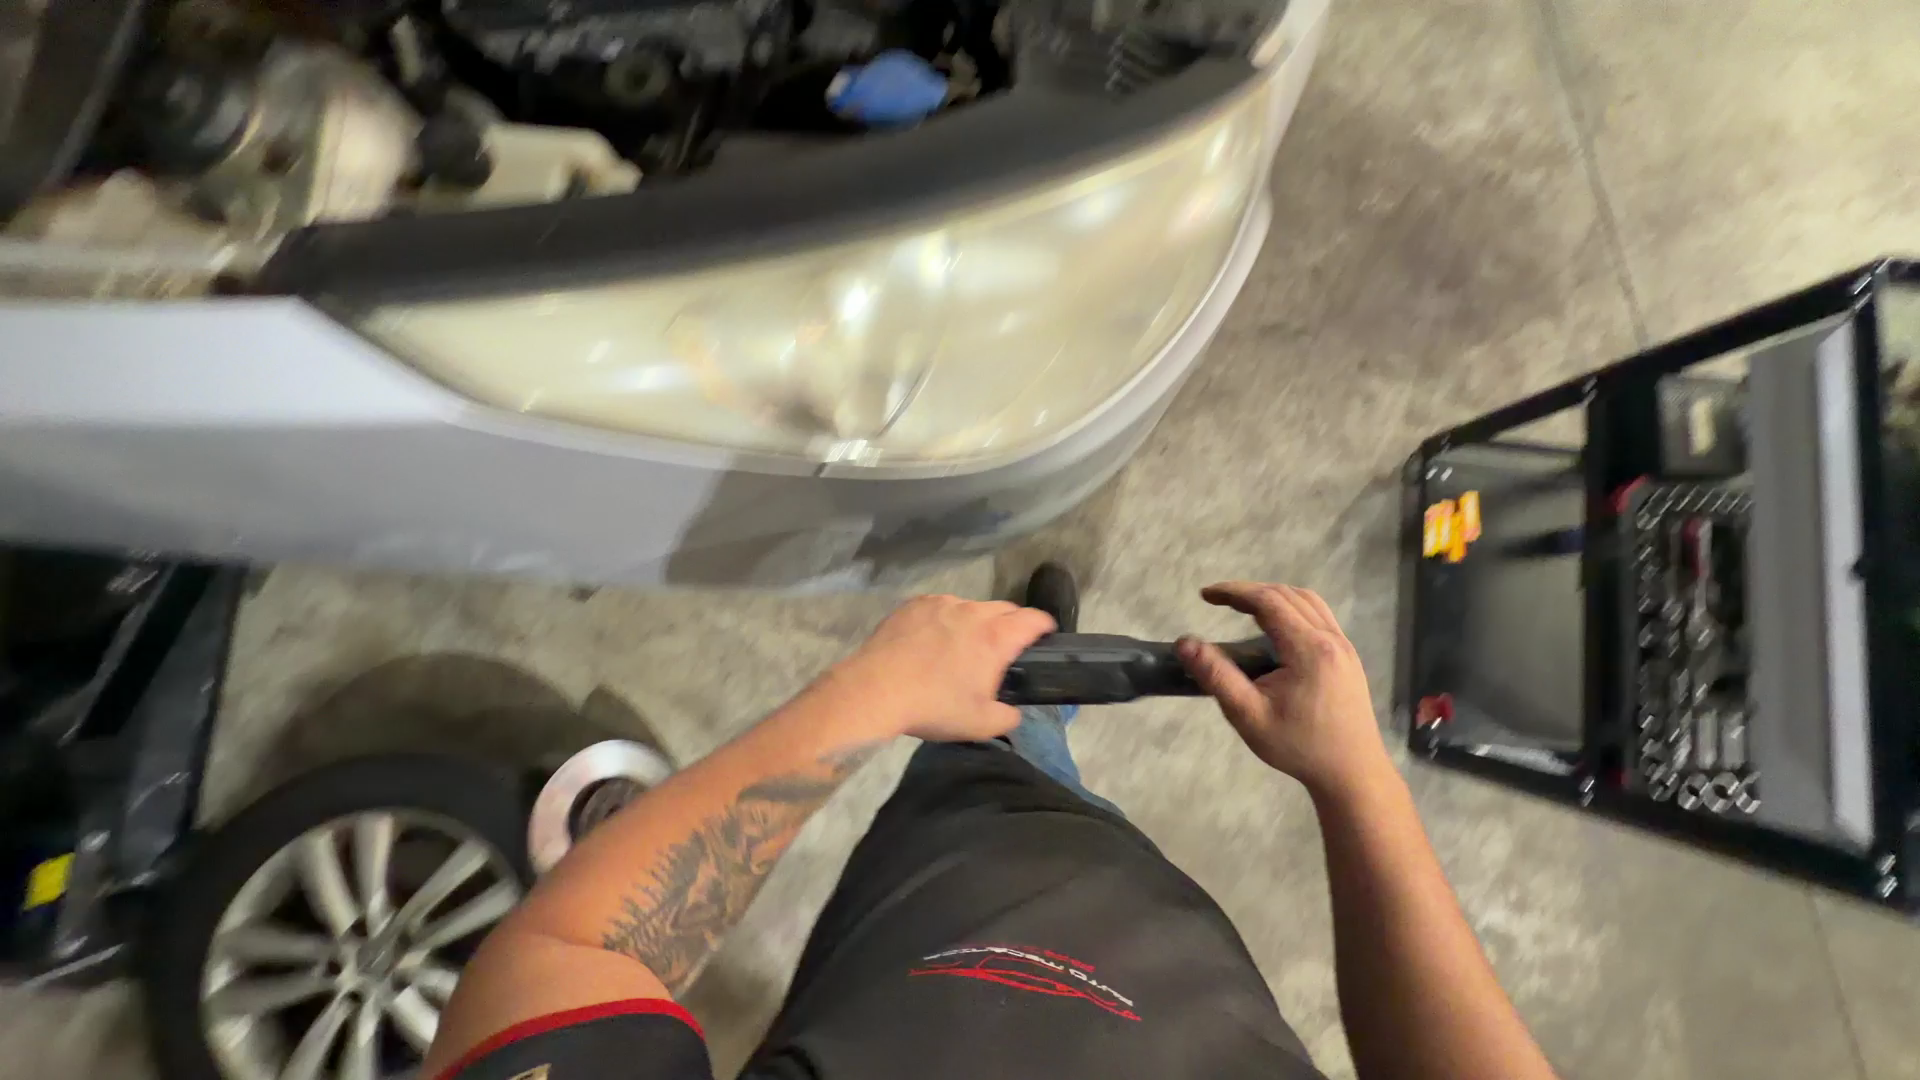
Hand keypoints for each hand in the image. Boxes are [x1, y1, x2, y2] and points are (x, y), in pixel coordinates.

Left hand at [826, 595, 1054, 741]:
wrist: (875, 690)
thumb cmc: (933, 706)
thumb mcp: (980, 725)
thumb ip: (1008, 717)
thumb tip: (1012, 711)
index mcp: (995, 637)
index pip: (1034, 619)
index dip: (1044, 626)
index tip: (1045, 636)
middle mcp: (972, 612)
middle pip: (1004, 609)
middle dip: (1011, 624)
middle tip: (1003, 649)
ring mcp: (941, 604)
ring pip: (970, 607)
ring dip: (974, 622)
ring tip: (961, 647)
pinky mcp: (914, 604)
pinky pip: (940, 607)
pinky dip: (944, 620)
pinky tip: (930, 642)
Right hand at [1176, 582, 1391, 798]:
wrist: (1353, 774)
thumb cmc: (1298, 747)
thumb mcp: (1249, 716)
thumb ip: (1217, 676)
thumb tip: (1185, 643)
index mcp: (1309, 649)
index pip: (1269, 601)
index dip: (1234, 592)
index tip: (1205, 595)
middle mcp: (1331, 639)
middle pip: (1287, 596)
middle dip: (1249, 591)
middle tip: (1217, 600)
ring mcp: (1344, 647)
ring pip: (1307, 601)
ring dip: (1273, 596)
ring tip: (1243, 607)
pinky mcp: (1348, 657)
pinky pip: (1319, 615)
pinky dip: (1292, 607)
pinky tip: (1276, 626)